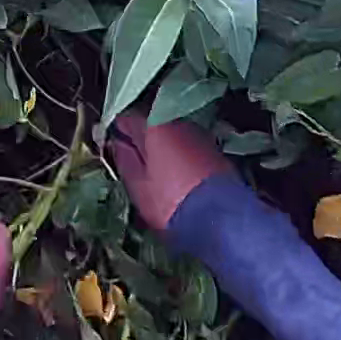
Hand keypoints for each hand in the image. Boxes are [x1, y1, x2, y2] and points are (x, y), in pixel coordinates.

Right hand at [108, 113, 233, 231]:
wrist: (226, 223)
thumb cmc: (173, 203)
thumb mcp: (138, 187)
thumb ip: (124, 159)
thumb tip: (117, 142)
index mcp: (155, 125)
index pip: (127, 116)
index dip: (117, 131)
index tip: (113, 147)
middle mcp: (178, 122)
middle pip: (151, 123)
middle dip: (141, 139)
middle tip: (134, 165)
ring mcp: (200, 135)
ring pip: (171, 135)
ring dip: (161, 148)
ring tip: (156, 175)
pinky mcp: (216, 151)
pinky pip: (188, 146)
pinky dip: (179, 156)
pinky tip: (178, 178)